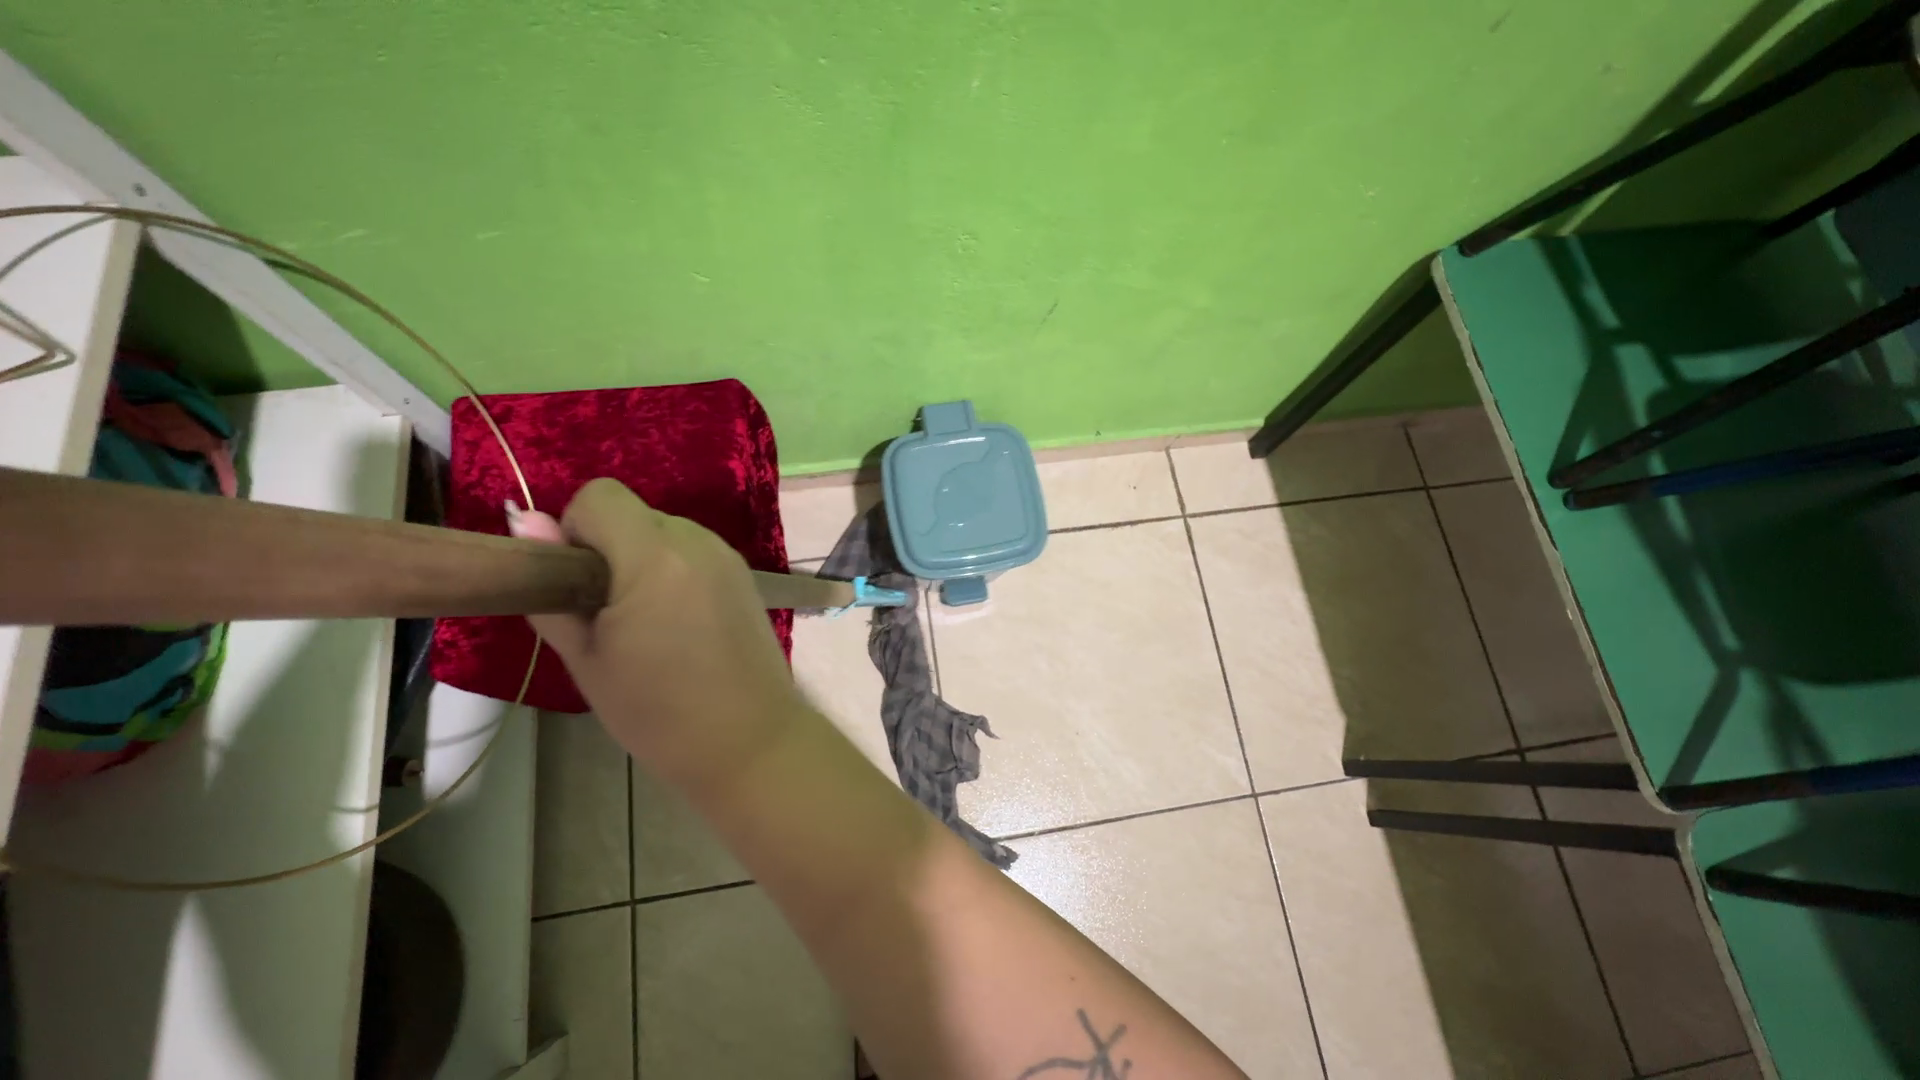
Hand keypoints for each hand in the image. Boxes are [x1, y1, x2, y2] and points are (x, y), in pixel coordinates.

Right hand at [509, 478, 808, 794]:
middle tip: (608, 616)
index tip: (577, 583)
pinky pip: (692, 553)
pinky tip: (679, 627)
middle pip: (632, 514)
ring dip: (641, 561)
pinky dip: (673, 574)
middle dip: (608, 550)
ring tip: (645, 627)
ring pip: (663, 533)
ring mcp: (726, 556)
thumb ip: (554, 589)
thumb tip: (524, 519)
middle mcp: (696, 541)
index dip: (575, 530)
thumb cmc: (657, 713)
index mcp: (653, 556)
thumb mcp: (586, 659)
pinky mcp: (744, 575)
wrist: (749, 742)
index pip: (599, 495)